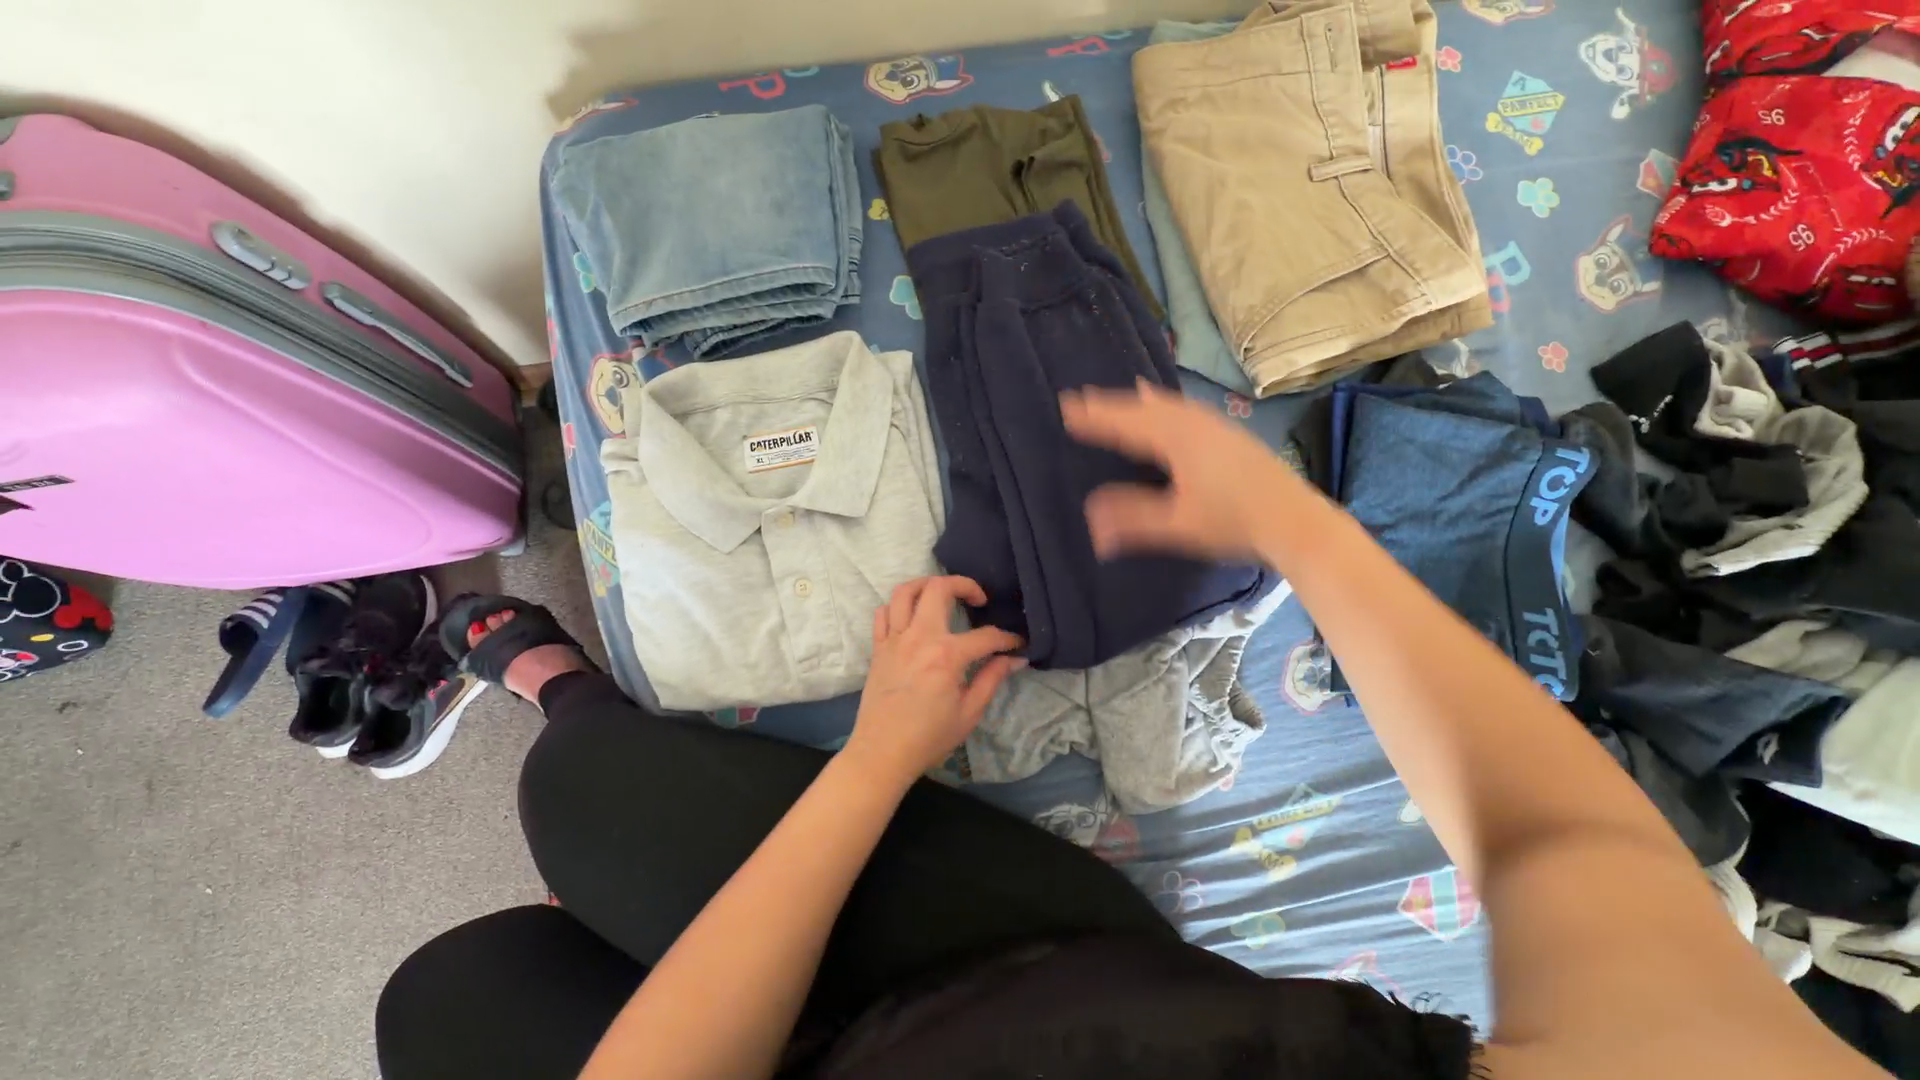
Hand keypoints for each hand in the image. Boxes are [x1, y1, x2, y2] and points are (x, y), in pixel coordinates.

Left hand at [846, 576, 1024, 785]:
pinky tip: (912, 616)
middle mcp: (919, 638)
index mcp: (947, 656)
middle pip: (939, 589)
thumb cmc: (929, 737)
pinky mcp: (878, 648)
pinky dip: (898, 606)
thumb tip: (1014, 660)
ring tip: (943, 594)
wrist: (882, 753)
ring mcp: (894, 639)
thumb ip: (992, 679)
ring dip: (927, 584)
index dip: (1007, 639)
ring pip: (905, 591)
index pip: (986, 636)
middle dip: (964, 585)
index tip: (1017, 645)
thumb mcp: (969, 713)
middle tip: (978, 599)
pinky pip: (883, 612)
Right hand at [1060, 379, 1303, 560]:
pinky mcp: (1230, 436)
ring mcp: (1216, 426)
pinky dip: (1166, 407)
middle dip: (1113, 404)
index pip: (1127, 423)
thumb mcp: (1179, 525)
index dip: (1095, 416)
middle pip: (1146, 408)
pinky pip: (1185, 411)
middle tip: (1082, 399)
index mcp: (1178, 439)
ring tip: (1123, 395)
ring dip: (1141, 403)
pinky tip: (1172, 410)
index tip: (1065, 407)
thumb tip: (1089, 517)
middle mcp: (1195, 423)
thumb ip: (1133, 519)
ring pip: (1169, 406)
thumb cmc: (1234, 522)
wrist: (1295, 521)